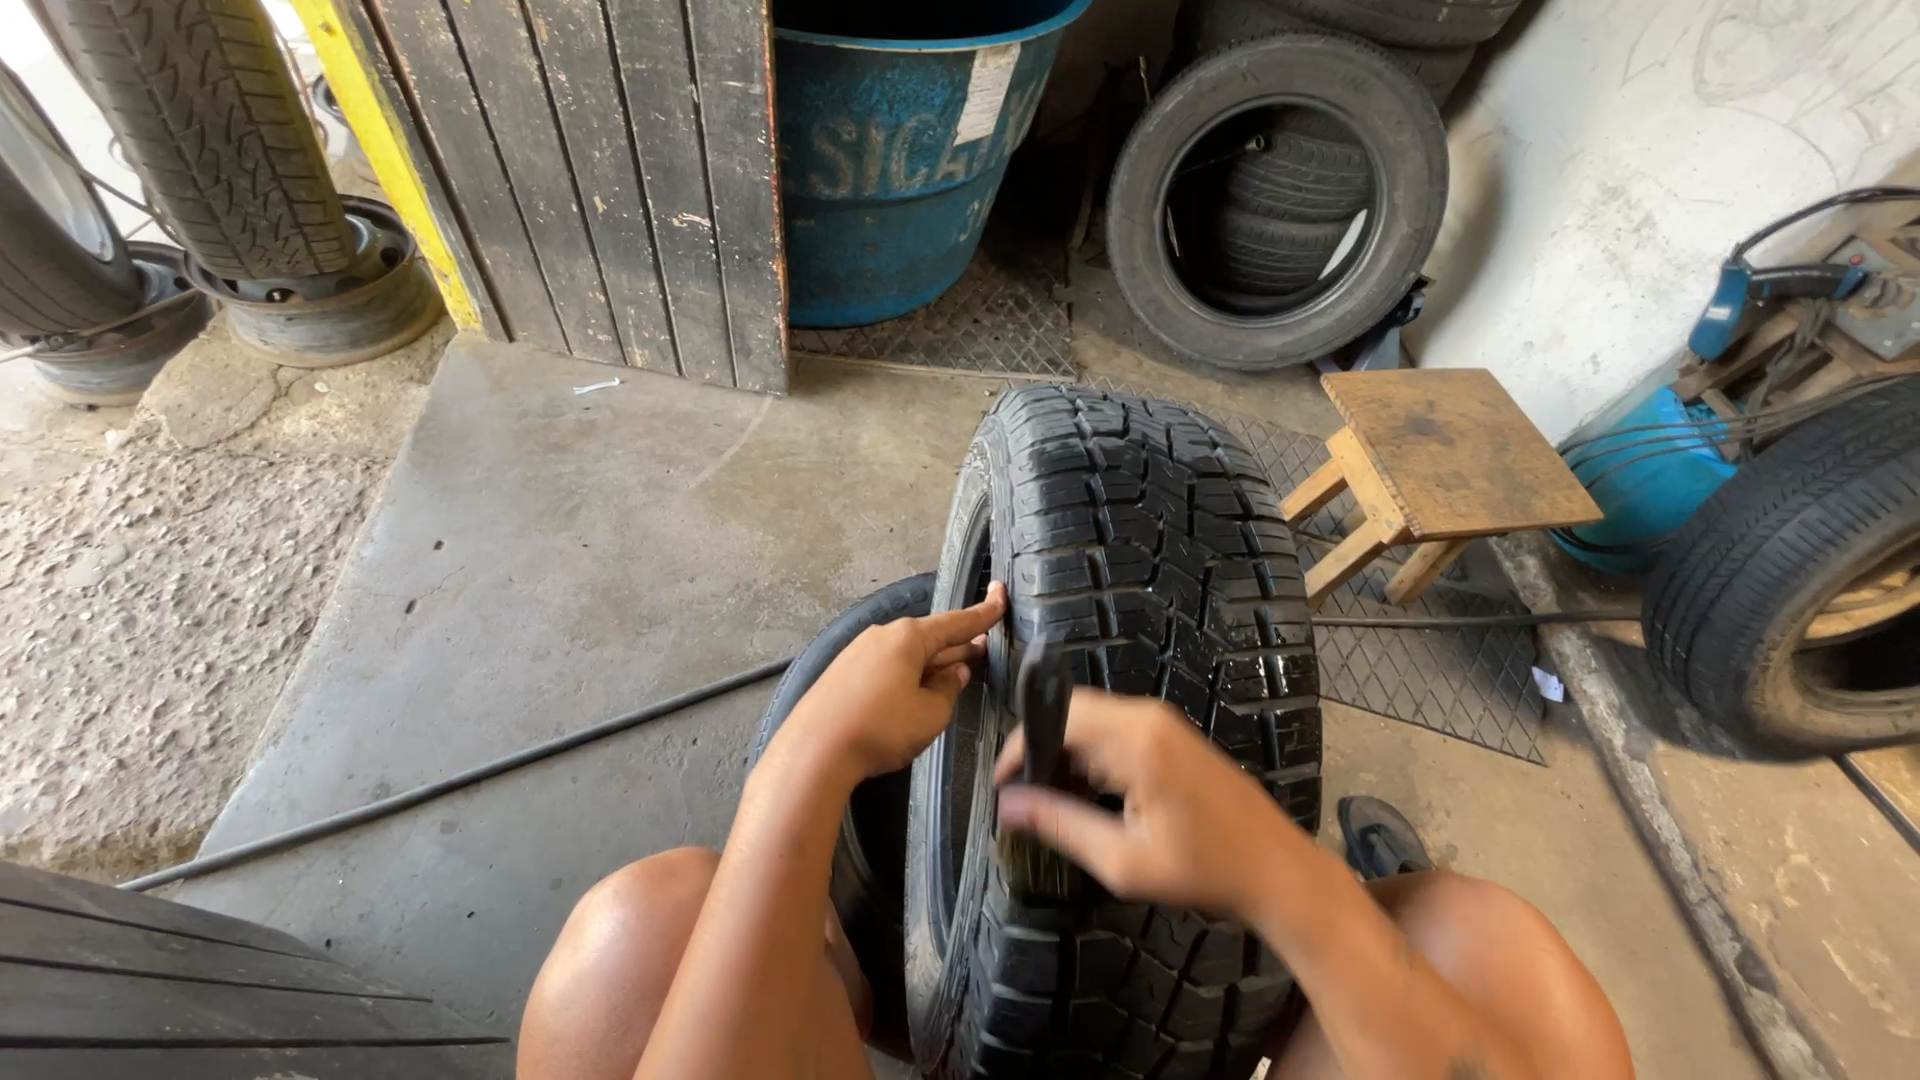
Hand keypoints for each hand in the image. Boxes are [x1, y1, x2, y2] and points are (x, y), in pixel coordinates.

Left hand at [780, 581, 1006, 782]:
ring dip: (931, 665)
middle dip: (957, 646)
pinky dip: (907, 675)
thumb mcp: (931, 713)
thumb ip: (949, 690)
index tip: (1000, 595)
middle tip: (982, 651)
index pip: (957, 622)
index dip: (983, 614)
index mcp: (909, 637)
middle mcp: (883, 636)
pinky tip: (913, 693)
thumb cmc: (880, 729)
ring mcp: (858, 652)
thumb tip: (955, 674)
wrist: (813, 751)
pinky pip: (886, 666)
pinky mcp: (842, 673)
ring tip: (952, 677)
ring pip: (907, 653)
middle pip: (931, 637)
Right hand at [995, 689, 1294, 919]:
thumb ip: (1060, 826)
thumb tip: (1006, 806)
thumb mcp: (1123, 861)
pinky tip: (1089, 792)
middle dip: (1039, 748)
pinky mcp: (1170, 732)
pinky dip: (1090, 752)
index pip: (1056, 719)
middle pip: (1071, 711)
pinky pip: (1113, 727)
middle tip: (1025, 795)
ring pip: (1090, 718)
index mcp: (1135, 741)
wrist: (1279, 870)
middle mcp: (1146, 716)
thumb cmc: (1204, 871)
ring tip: (1052, 799)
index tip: (1002, 787)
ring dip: (1064, 751)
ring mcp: (1162, 720)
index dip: (1019, 747)